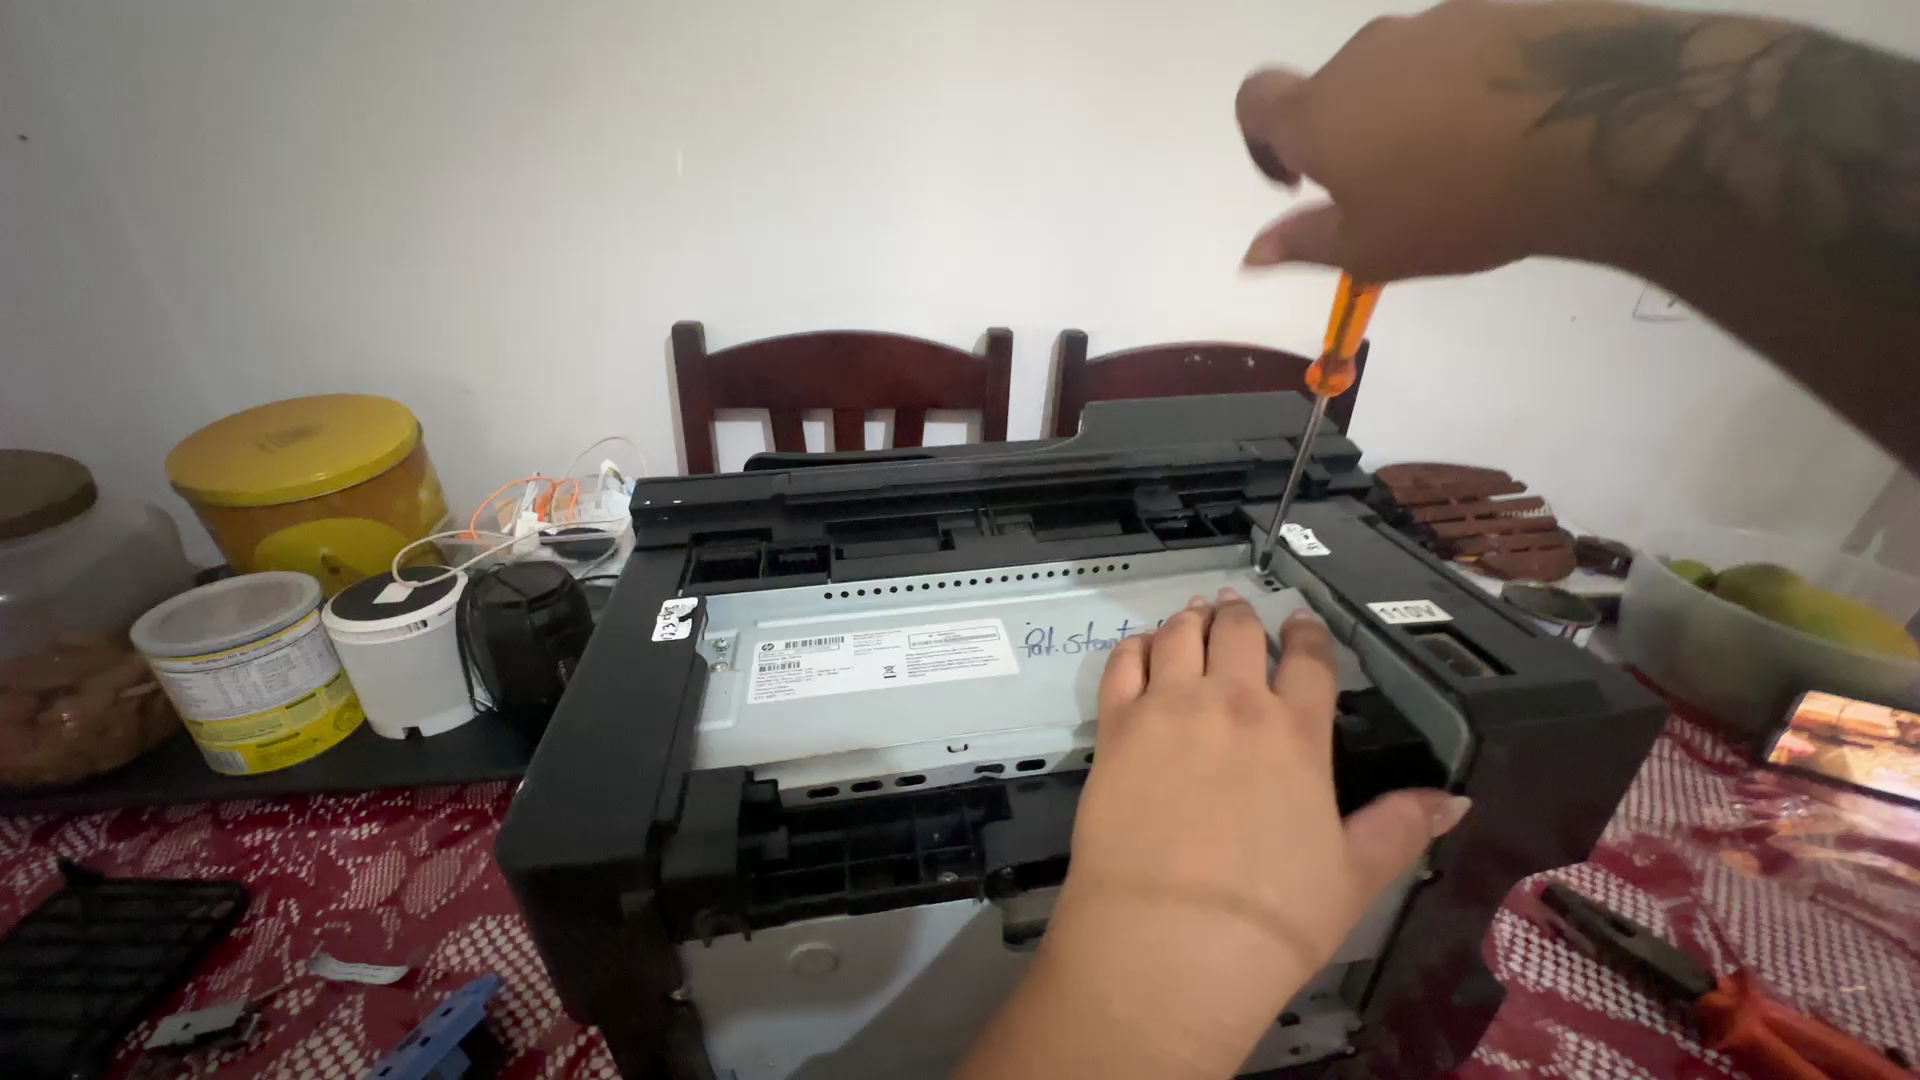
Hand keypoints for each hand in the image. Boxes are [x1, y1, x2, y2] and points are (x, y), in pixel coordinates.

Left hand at [1027, 590, 1469, 1076]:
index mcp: (1295, 732)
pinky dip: (1136, 646)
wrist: (1170, 936)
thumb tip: (1458, 799)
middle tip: (1236, 607)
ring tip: (1193, 614)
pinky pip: (1123, 663)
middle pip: (1238, 631)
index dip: (1307, 633)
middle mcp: (1231, 703)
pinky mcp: (1116, 724)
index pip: (1309, 660)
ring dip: (1190, 618)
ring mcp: (1168, 707)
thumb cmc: (1271, 917)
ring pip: (1180, 634)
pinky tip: (1143, 647)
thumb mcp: (1354, 876)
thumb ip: (1401, 827)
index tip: (1301, 622)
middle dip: (1241, 614)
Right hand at [1235, 0, 1655, 279]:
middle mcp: (1368, 53)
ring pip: (1399, 71)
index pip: (1253, 99)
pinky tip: (1502, 132)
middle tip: (1388, 189)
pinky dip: (1463, 90)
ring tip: (1456, 164)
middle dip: (1345, 135)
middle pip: (1333, 88)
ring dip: (1405, 112)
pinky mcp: (1508, 9)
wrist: (1606, 132)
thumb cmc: (1455, 207)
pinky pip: (1462, 54)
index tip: (1297, 178)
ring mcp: (1442, 22)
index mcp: (1319, 112)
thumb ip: (1300, 244)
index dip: (1260, 139)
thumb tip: (1251, 253)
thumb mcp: (1367, 249)